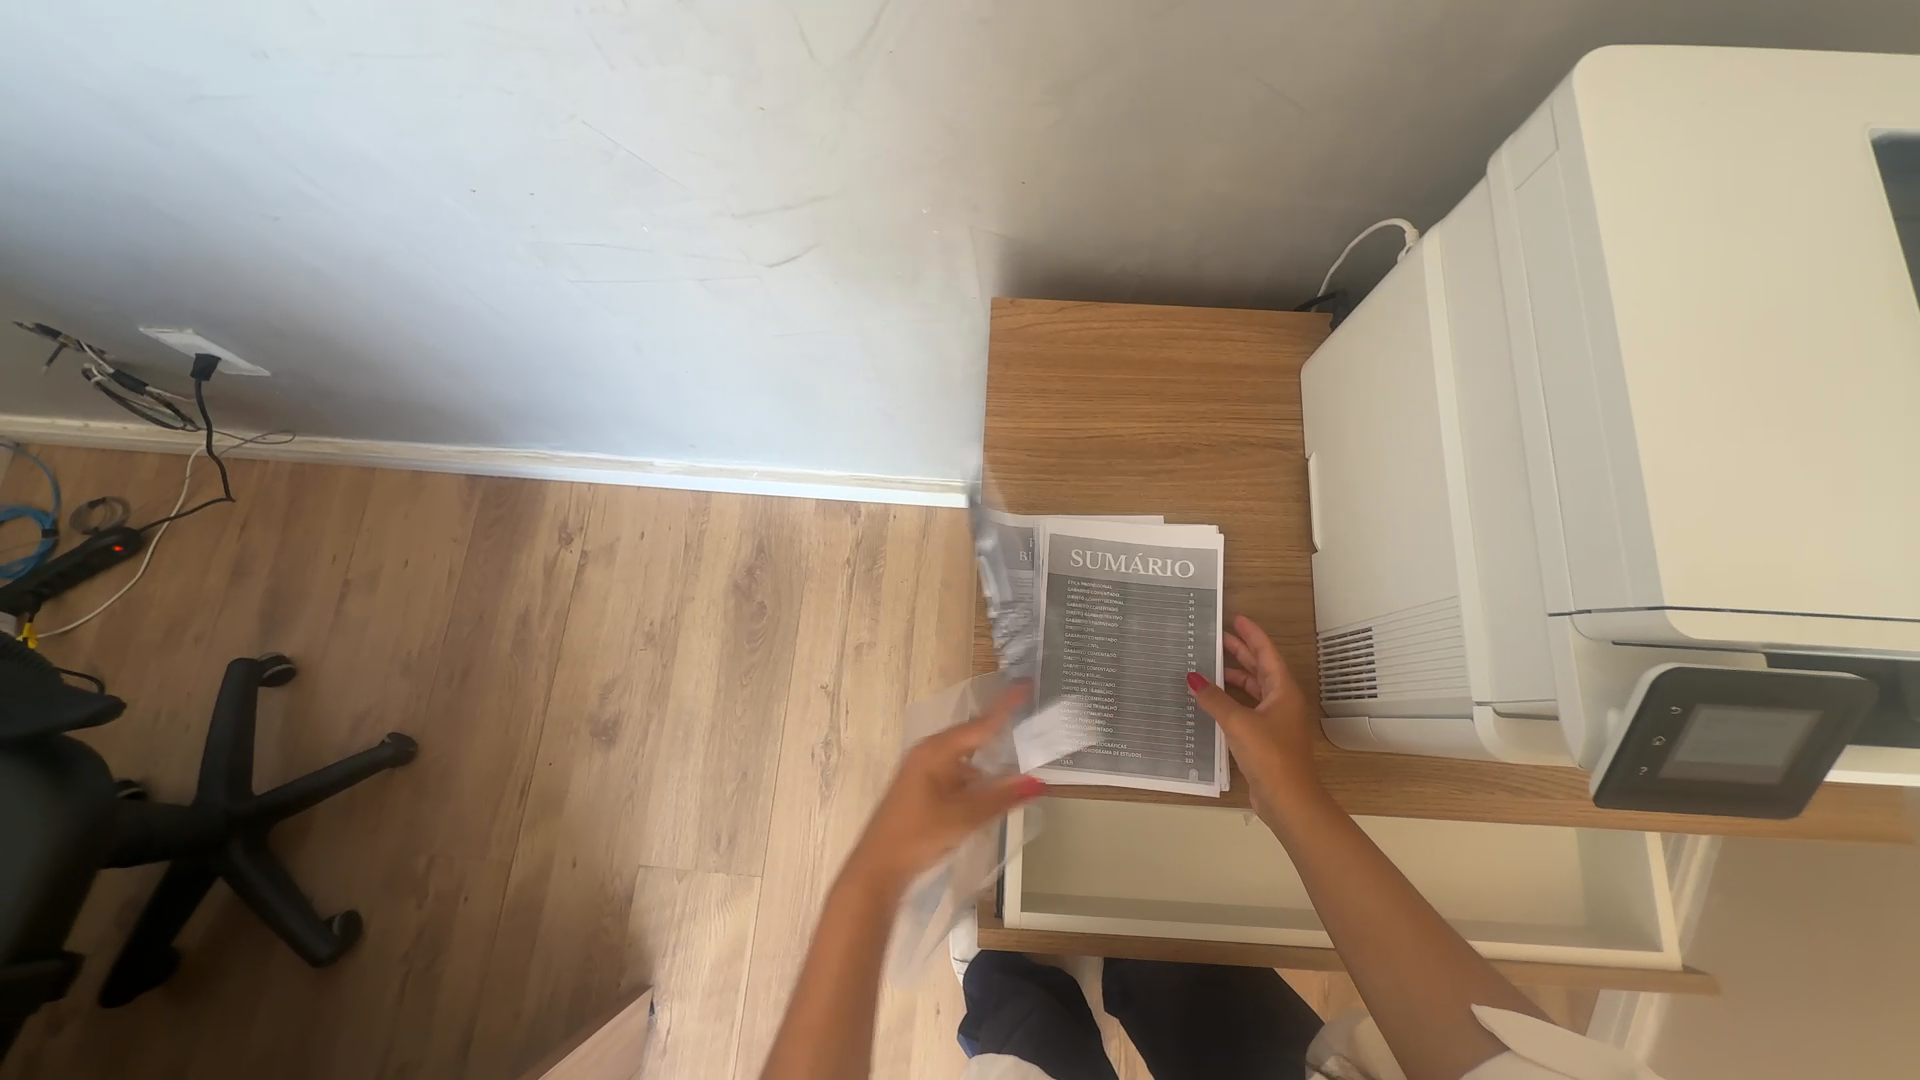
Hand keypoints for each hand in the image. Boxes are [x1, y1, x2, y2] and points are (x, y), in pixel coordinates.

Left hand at [843, 684, 1046, 894]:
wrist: (878, 867)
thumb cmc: (918, 835)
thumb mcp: (965, 816)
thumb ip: (1003, 797)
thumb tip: (1038, 782)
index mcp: (936, 751)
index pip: (980, 723)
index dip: (1005, 706)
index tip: (1026, 685)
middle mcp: (929, 754)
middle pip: (972, 738)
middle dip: (999, 732)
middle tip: (1029, 721)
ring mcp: (924, 771)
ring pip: (966, 759)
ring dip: (989, 763)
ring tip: (1019, 760)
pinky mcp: (923, 789)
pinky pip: (957, 775)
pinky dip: (976, 780)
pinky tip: (992, 792)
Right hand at [1187, 615, 1323, 820]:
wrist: (1288, 799)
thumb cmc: (1269, 755)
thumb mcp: (1238, 722)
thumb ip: (1214, 698)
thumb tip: (1193, 677)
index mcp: (1283, 691)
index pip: (1267, 653)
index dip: (1252, 635)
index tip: (1236, 618)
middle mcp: (1281, 702)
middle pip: (1261, 669)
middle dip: (1241, 652)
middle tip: (1217, 637)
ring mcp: (1275, 721)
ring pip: (1254, 689)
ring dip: (1234, 676)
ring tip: (1210, 664)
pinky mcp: (1265, 738)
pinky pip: (1246, 708)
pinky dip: (1231, 699)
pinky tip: (1212, 699)